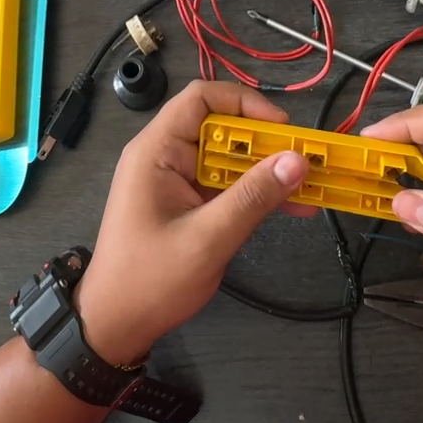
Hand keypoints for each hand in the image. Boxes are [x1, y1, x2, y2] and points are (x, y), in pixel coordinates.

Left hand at [74, 80, 313, 364]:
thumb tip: (297, 161)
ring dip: (264, 169)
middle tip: (302, 159)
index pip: (200, 98)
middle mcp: (165, 154)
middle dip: (263, 140)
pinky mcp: (186, 201)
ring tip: (307, 185)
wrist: (115, 324)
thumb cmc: (151, 279)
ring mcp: (175, 178)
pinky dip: (255, 191)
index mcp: (157, 149)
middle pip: (219, 126)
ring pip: (227, 156)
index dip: (244, 103)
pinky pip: (225, 183)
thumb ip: (252, 198)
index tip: (282, 127)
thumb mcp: (207, 239)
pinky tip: (290, 205)